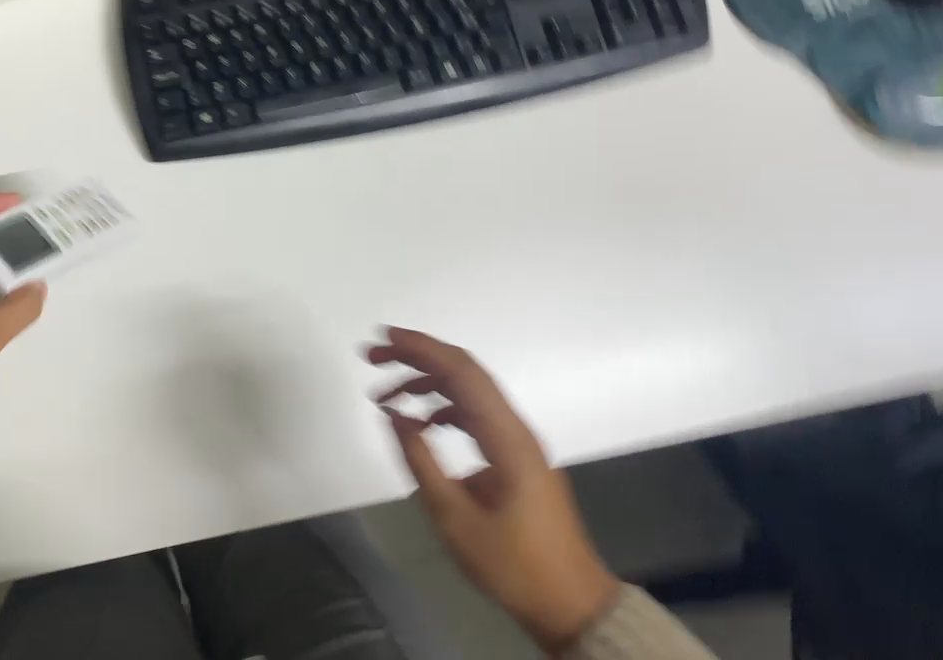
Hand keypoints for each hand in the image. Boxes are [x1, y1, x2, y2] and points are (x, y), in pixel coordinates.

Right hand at [366, 327, 619, 653]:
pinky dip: (442, 407)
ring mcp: (518, 443)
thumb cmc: (512, 564)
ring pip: (468, 392)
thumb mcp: (453, 516)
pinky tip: (419, 421)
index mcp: (506, 439)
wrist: (571, 605)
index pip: (461, 373)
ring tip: (384, 393)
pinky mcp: (515, 457)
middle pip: (464, 373)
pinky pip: (475, 415)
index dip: (421, 348)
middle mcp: (515, 430)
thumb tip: (393, 413)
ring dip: (426, 383)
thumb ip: (420, 458)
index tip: (383, 338)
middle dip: (416, 357)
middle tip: (372, 358)